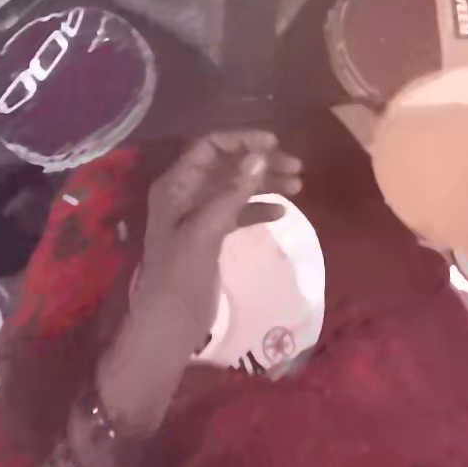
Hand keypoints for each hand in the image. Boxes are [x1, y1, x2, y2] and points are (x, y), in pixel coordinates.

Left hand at [138, 132, 302, 333]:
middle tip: (297, 168)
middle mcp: (186, 193)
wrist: (169, 325)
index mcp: (176, 184)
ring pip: (236, 188)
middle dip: (260, 163)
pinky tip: (281, 213)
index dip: (241, 141)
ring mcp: (199, 215)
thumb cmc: (180, 274)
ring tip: (298, 186)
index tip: (274, 144)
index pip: (209, 147)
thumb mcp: (206, 230)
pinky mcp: (211, 235)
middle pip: (227, 166)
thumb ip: (233, 192)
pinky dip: (258, 209)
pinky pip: (237, 212)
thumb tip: (260, 155)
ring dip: (264, 184)